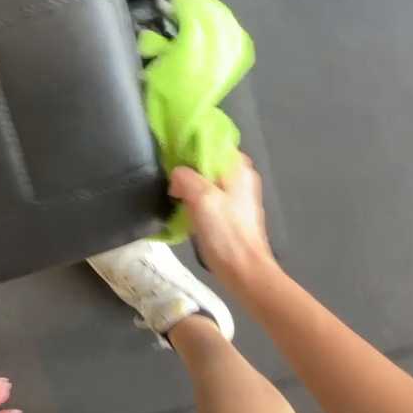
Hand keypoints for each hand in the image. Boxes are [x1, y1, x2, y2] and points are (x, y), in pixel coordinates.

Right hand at [171, 153, 277, 291]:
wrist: (244, 271)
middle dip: (188, 167)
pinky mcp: (231, 212)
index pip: (212, 142)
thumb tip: (177, 178)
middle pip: (208, 161)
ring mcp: (237, 195)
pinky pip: (209, 196)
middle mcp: (241, 176)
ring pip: (207, 179)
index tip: (170, 154)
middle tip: (169, 177)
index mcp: (238, 167)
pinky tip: (185, 209)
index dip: (190, 145)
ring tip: (173, 192)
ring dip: (190, 184)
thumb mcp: (201, 198)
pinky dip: (196, 198)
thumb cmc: (225, 233)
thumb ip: (185, 178)